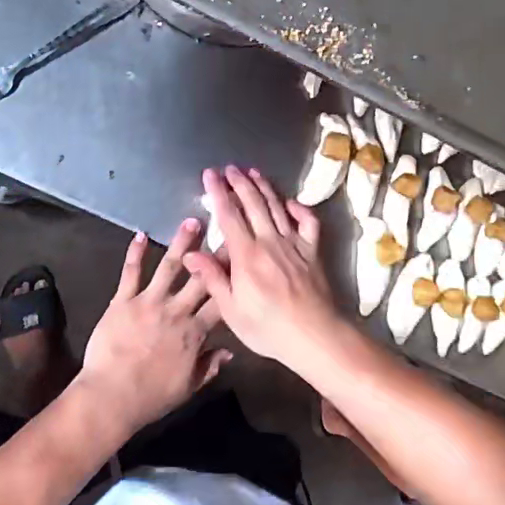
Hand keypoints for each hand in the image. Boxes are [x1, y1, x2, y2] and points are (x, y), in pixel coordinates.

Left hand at [73, 218, 227, 434]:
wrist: (111, 396)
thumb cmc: (152, 396)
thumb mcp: (188, 386)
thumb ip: (210, 366)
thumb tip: (231, 351)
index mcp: (195, 332)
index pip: (221, 301)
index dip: (233, 280)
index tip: (245, 261)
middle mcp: (176, 311)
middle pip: (201, 277)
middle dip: (216, 253)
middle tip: (228, 230)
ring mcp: (148, 302)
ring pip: (169, 267)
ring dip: (181, 243)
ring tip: (191, 221)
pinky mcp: (122, 301)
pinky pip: (130, 272)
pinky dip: (135, 252)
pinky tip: (140, 234)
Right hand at [183, 166, 347, 370]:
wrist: (314, 336)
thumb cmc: (268, 328)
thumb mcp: (231, 310)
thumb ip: (212, 278)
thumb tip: (190, 253)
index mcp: (246, 255)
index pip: (228, 215)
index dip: (218, 192)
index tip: (210, 175)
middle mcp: (269, 242)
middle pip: (253, 204)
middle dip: (240, 183)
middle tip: (230, 168)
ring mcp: (294, 244)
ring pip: (277, 208)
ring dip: (265, 188)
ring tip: (254, 173)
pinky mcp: (312, 252)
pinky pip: (308, 223)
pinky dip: (300, 209)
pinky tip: (292, 203)